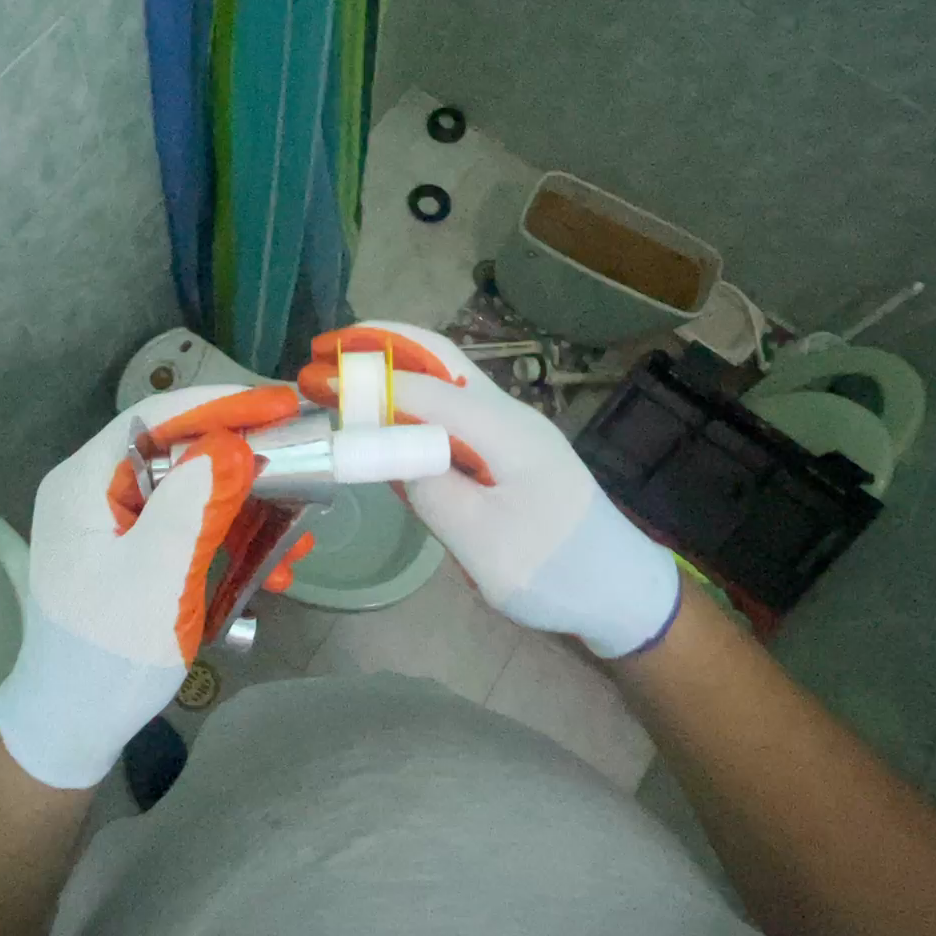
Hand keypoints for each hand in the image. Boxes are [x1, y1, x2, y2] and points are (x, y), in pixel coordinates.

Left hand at [0, 385, 303, 787]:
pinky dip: (235, 539)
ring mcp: (120, 522)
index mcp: (86, 484)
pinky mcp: (141, 550)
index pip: (157, 420)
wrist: (74, 727)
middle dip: (246, 463)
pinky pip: (194, 526)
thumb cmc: (107, 657)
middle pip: (181, 451)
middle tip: (304, 465)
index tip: (281, 405)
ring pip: (195, 490)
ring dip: (250, 508)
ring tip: (300, 530)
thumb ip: (194, 506)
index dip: (221, 406)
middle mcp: (100, 491)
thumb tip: (233, 443)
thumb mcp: (157, 578)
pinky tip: (274, 567)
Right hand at [300, 322, 679, 657]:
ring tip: (342, 370)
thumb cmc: (556, 571)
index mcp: (504, 429)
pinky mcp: (508, 448)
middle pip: (437, 357)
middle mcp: (507, 413)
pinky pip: (452, 408)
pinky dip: (411, 397)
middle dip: (377, 345)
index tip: (313, 382)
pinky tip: (386, 410)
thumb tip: (389, 451)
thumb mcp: (486, 544)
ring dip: (392, 367)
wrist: (622, 590)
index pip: (421, 390)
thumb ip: (431, 491)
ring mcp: (510, 428)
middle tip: (322, 350)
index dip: (364, 384)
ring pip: (444, 378)